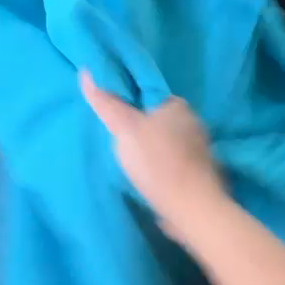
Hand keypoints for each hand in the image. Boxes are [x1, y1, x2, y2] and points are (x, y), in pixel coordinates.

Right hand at [81, 71, 226, 232]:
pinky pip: (171, 163)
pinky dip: (159, 167)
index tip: (110, 112)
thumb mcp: (123, 127)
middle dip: (137, 126)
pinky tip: (145, 176)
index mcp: (178, 105)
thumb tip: (84, 72)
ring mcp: (199, 152)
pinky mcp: (199, 177)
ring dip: (148, 149)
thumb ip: (105, 102)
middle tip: (114, 136)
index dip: (127, 101)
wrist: (193, 213)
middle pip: (155, 118)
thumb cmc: (158, 162)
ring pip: (164, 143)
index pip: (147, 93)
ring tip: (126, 158)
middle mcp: (193, 124)